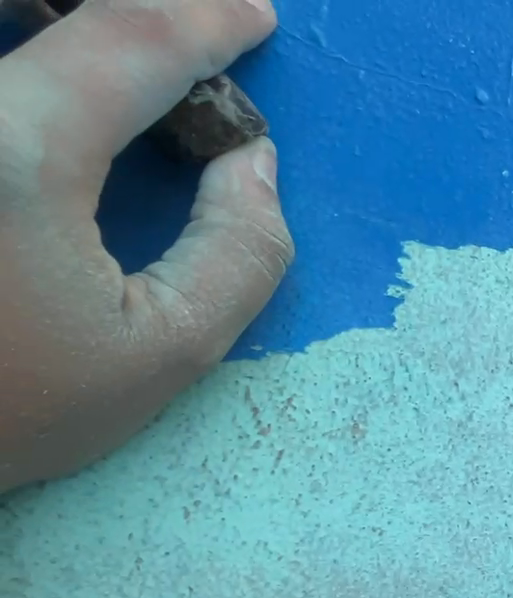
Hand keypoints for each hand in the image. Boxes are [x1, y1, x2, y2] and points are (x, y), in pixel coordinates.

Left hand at [0, 0, 289, 492]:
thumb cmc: (6, 406)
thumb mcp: (169, 350)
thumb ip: (241, 251)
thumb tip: (252, 162)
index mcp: (6, 148)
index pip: (127, 43)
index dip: (206, 23)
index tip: (254, 15)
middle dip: (117, 2)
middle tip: (166, 23)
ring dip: (35, 18)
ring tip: (85, 39)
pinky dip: (3, 50)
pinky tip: (26, 62)